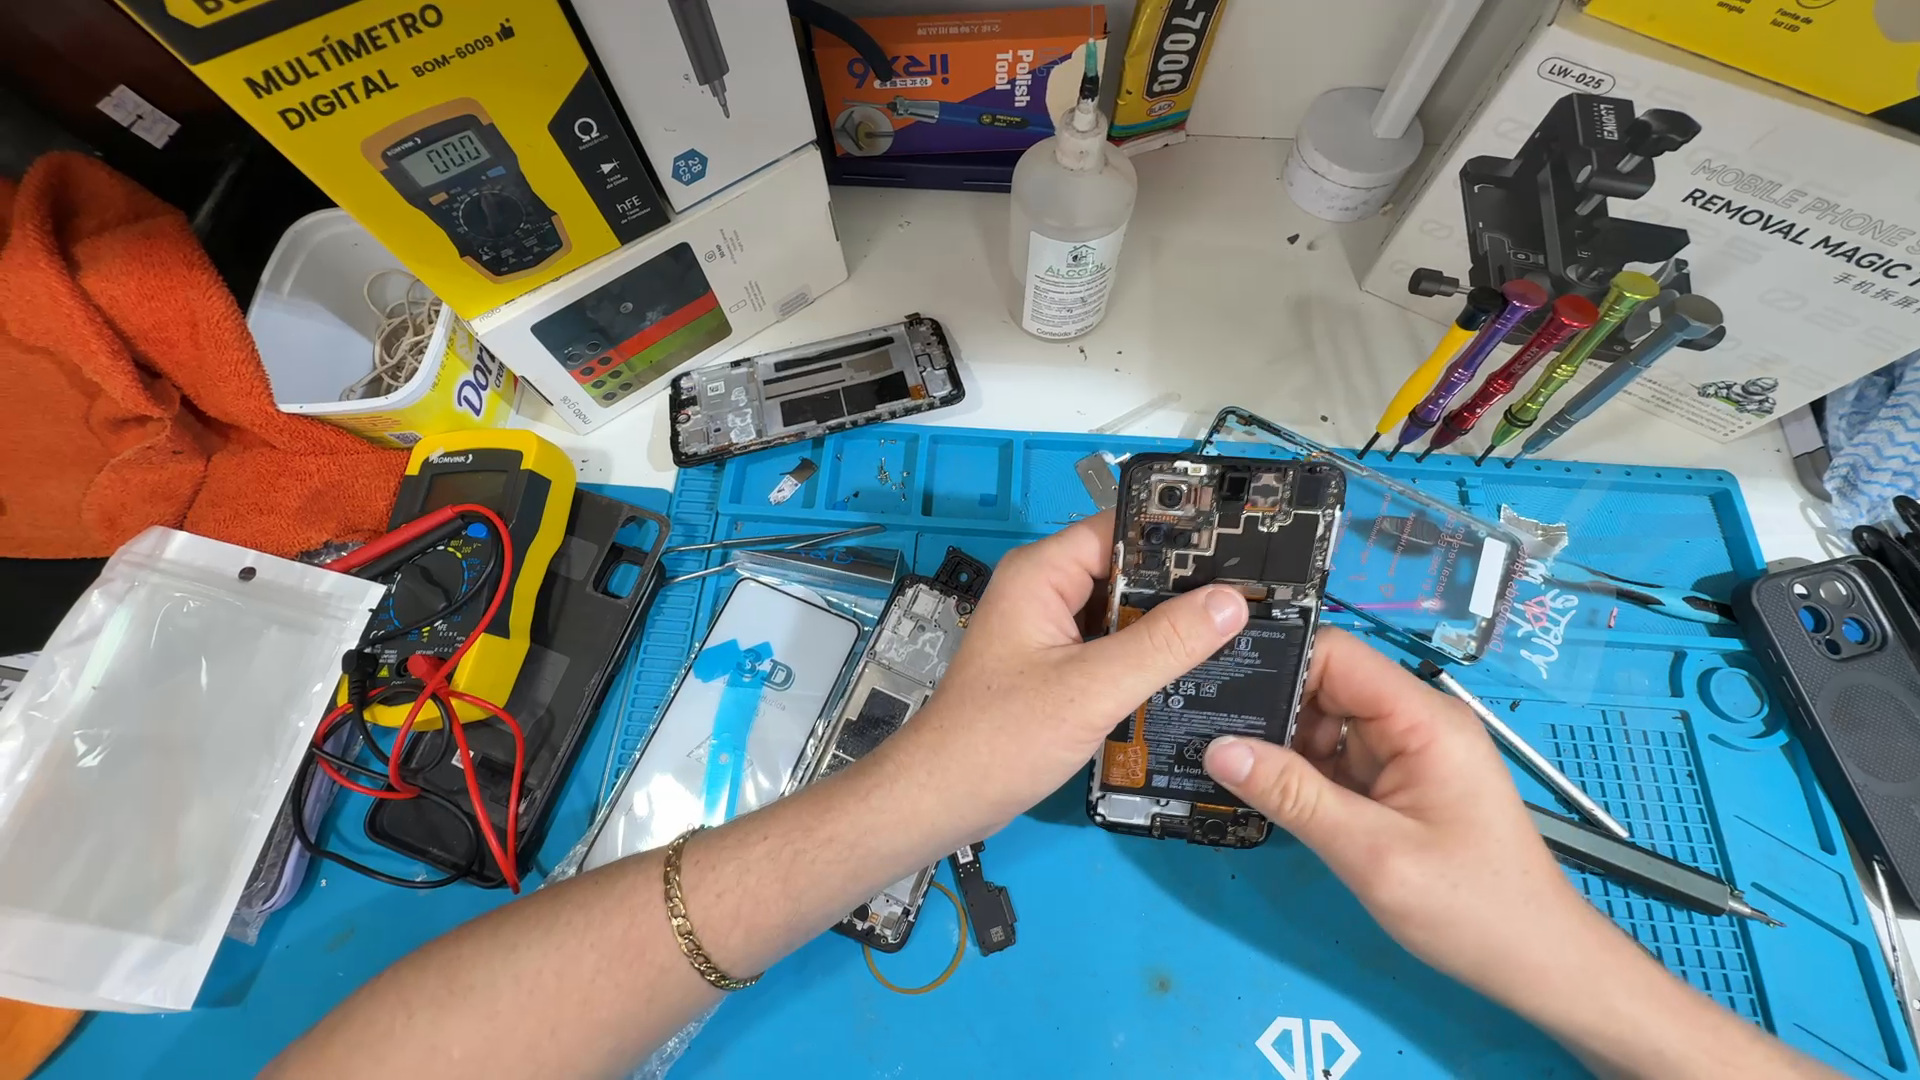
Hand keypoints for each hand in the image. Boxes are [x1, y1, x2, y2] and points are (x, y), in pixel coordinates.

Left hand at [883, 512, 1248, 835]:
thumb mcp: (1092, 687)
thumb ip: (1163, 643)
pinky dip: (1142, 652)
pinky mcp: (1052, 662)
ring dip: (1164, 623)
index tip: (1239, 553)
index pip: (1120, 530)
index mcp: (1041, 573)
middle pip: (1123, 569)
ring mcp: (1046, 627)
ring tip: (1234, 630)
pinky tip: (1187, 667)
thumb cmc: (1003, 737)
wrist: (946, 795)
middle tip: (1249, 600)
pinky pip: (1108, 642)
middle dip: (1179, 586)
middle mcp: (1043, 589)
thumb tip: (1229, 602)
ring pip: (1119, 609)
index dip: (1177, 538)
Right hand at [1201, 629, 1604, 1005]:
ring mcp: (1399, 748)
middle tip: (1207, 727)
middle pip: (1322, 681)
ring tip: (1225, 758)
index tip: (1219, 684)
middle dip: (1268, 703)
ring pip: (1318, 717)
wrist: (1540, 970)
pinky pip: (1328, 752)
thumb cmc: (1473, 910)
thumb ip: (1293, 796)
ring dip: (1277, 740)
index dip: (1277, 662)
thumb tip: (1217, 749)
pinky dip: (1294, 767)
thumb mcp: (1372, 855)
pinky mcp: (1388, 776)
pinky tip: (1260, 784)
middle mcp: (1410, 720)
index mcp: (1421, 719)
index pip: (1335, 655)